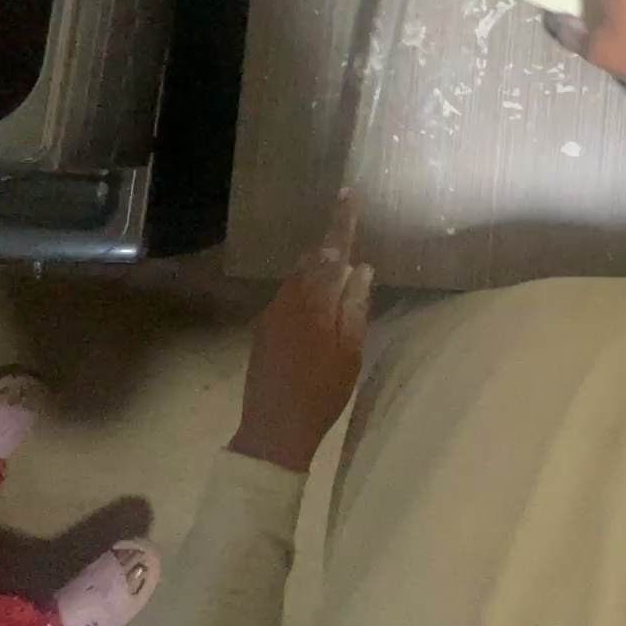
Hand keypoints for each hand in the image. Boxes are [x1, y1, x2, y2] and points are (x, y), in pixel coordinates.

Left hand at [229, 191, 373, 472]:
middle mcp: (287, 300)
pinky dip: (307, 295)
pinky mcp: (262, 331)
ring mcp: (271, 315)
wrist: (273, 430)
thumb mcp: (350, 350)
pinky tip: (319, 314)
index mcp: (313, 303)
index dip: (342, 223)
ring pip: (298, 281)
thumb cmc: (322, 391)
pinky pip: (288, 299)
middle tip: (353, 252)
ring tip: (340, 285)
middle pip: (311, 262)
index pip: (332, 252)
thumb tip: (362, 269)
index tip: (349, 195)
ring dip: (318, 276)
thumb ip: (355, 305)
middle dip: (331, 252)